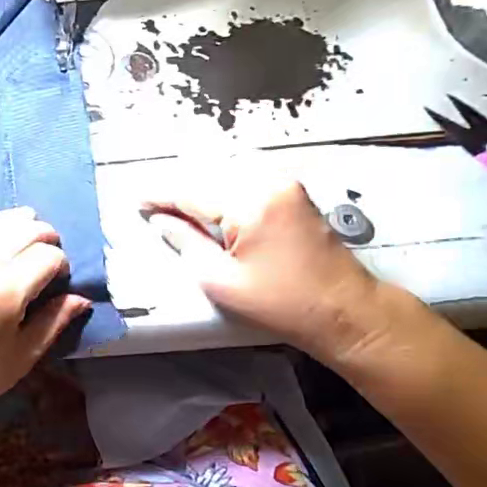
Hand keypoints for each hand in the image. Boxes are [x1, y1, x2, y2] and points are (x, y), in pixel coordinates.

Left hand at [0, 209, 92, 444]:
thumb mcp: (21, 357)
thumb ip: (53, 320)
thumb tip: (81, 297)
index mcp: (2, 294)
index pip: (47, 255)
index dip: (61, 266)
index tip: (58, 282)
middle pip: (24, 228)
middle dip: (45, 238)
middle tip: (47, 262)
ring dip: (18, 227)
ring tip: (26, 247)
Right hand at [142, 173, 409, 364]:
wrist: (347, 311)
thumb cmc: (284, 304)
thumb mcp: (222, 281)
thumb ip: (186, 244)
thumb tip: (162, 221)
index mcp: (251, 204)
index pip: (193, 191)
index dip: (162, 197)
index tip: (140, 202)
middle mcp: (270, 184)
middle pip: (210, 176)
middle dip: (180, 190)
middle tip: (154, 206)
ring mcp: (286, 186)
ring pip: (228, 175)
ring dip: (202, 188)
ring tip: (178, 207)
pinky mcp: (294, 194)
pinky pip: (248, 181)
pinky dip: (224, 189)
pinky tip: (210, 206)